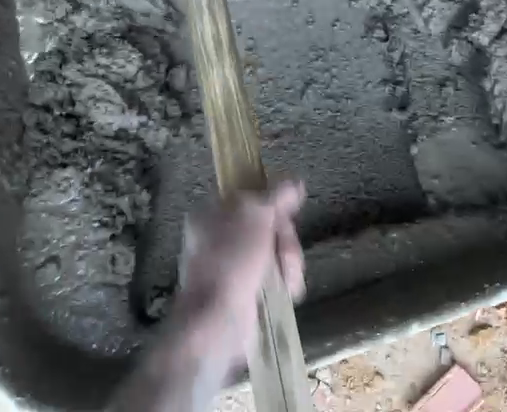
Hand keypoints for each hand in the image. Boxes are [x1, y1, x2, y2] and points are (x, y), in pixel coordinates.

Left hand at [172, 180, 306, 374]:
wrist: (217, 324)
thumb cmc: (231, 261)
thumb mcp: (256, 216)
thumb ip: (277, 196)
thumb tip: (296, 182)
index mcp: (211, 214)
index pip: (251, 197)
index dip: (273, 205)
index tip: (286, 216)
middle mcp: (220, 238)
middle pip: (268, 225)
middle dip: (285, 240)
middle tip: (286, 253)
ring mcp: (234, 267)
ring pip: (275, 252)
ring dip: (289, 263)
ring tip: (289, 280)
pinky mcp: (247, 292)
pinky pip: (275, 277)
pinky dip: (285, 282)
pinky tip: (288, 292)